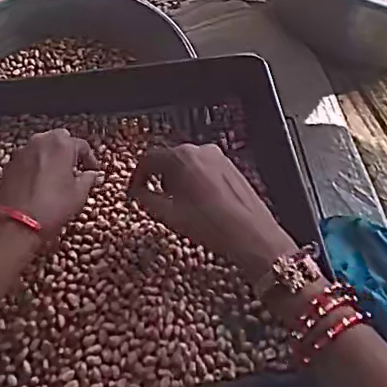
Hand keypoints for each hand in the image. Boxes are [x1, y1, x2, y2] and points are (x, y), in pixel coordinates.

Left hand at [0, 129, 102, 238]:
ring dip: (51, 157)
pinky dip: (36, 165)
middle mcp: (40, 142)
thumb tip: (91, 175)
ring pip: (41, 147)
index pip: (82, 145)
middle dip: (68, 152)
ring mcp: (22, 152)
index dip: (90, 159)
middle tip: (75, 169)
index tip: (92, 170)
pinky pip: (28, 159)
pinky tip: (39, 182)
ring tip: (57, 176)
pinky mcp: (9, 164)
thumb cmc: (50, 208)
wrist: (15, 225)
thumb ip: (88, 179)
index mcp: (61, 145)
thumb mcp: (78, 195)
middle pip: (59, 139)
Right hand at [129, 143, 297, 280]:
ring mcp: (218, 158)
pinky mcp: (230, 167)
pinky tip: (198, 205)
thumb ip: (146, 199)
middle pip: (168, 160)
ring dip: (177, 182)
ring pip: (187, 165)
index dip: (137, 176)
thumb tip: (138, 193)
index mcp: (183, 157)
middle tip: (155, 201)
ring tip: (179, 207)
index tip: (134, 189)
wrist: (252, 235)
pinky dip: (194, 183)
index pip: (148, 158)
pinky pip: (203, 169)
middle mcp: (201, 151)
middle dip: (158, 180)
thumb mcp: (169, 215)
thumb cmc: (215, 225)